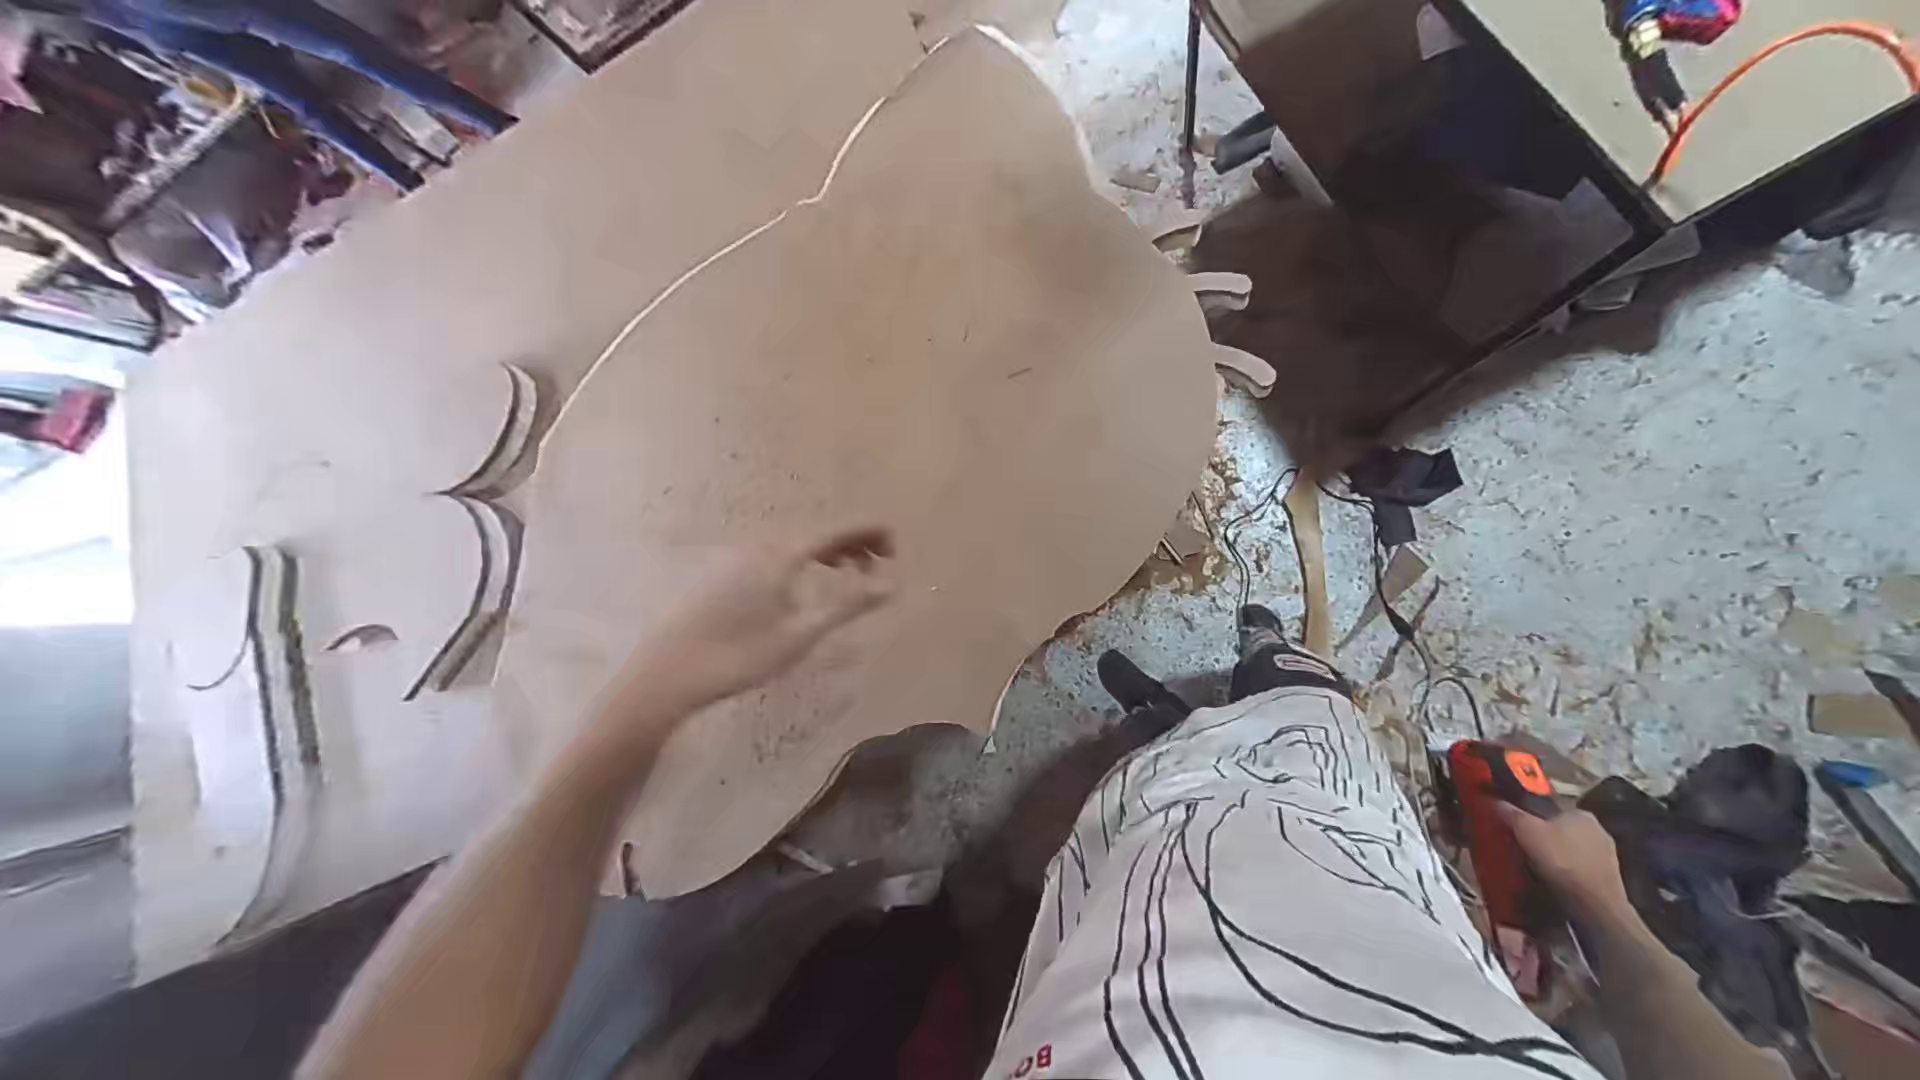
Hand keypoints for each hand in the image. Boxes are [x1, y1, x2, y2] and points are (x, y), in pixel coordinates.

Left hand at [607, 526, 896, 720]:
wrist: (666, 676)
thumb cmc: (739, 655)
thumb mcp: (801, 634)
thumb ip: (848, 606)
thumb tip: (890, 586)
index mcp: (782, 556)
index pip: (837, 532)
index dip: (869, 532)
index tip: (895, 542)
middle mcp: (761, 549)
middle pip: (817, 536)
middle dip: (853, 546)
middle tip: (880, 567)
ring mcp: (738, 561)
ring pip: (796, 549)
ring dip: (829, 557)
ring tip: (849, 578)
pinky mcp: (724, 577)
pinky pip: (777, 560)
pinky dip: (803, 566)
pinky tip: (804, 590)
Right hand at [1496, 804, 1633, 922]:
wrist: (1594, 903)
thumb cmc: (1559, 857)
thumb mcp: (1524, 829)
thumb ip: (1508, 811)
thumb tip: (1493, 799)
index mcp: (1580, 813)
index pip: (1549, 806)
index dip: (1530, 813)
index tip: (1516, 822)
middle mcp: (1598, 829)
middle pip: (1561, 826)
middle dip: (1544, 832)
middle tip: (1522, 840)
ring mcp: (1608, 854)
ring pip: (1571, 845)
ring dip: (1556, 850)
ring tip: (1534, 859)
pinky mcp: (1611, 875)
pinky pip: (1580, 863)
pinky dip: (1566, 866)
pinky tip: (1553, 873)